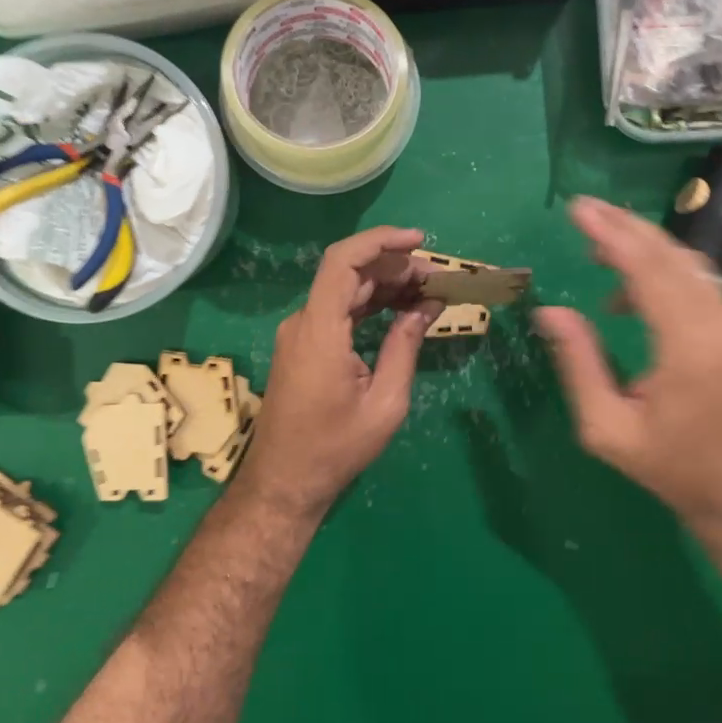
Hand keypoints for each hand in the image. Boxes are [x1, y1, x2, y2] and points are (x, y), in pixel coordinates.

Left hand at [245, 227, 443, 516]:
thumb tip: (426, 306)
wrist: (284, 481)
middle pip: (349, 273)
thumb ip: (405, 347)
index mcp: (320, 330)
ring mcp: (300, 333)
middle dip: (395, 267)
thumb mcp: (385, 402)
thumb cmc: (336, 448)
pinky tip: (401, 309)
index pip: (343, 262)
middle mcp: (304, 322)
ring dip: (384, 285)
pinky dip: (370, 305)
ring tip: (428, 291)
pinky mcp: (303, 347)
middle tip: (437, 278)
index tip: (420, 241)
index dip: (381, 242)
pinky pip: (338, 311)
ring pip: (344, 291)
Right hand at [533, 196, 721, 528]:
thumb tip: (549, 311)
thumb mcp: (607, 427)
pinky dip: (663, 268)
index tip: (578, 210)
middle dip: (626, 227)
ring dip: (645, 244)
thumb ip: (578, 363)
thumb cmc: (670, 466)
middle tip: (585, 209)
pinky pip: (699, 282)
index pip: (649, 271)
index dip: (612, 236)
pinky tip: (628, 287)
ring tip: (599, 240)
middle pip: (672, 256)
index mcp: (689, 346)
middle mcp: (720, 325)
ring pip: (689, 263)